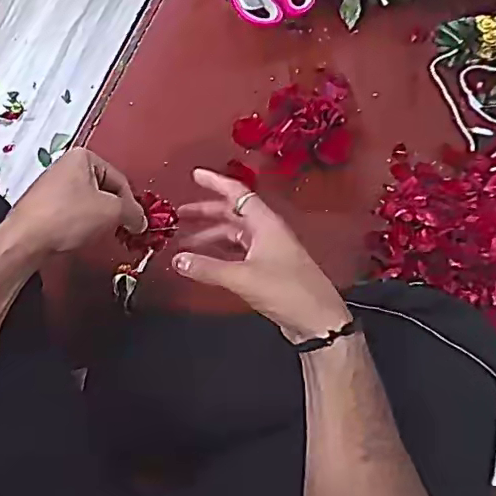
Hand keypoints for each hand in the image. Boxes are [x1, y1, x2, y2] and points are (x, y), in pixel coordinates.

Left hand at [0, 148, 146, 259]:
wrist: (25, 240)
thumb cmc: (66, 217)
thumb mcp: (111, 211)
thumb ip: (132, 212)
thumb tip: (140, 221)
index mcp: (83, 157)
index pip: (120, 180)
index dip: (131, 204)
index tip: (135, 223)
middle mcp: (66, 166)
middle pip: (104, 191)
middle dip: (114, 212)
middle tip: (120, 229)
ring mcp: (52, 186)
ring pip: (89, 203)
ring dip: (98, 220)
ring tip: (96, 234)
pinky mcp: (43, 206)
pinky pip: (72, 213)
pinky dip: (80, 225)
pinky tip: (78, 237)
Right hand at [172, 168, 351, 343]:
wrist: (317, 320)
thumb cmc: (287, 290)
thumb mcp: (242, 277)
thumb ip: (207, 268)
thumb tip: (178, 259)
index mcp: (265, 223)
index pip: (237, 193)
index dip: (215, 182)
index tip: (195, 175)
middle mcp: (267, 231)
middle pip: (232, 213)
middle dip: (206, 212)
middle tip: (180, 215)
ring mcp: (268, 250)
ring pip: (234, 235)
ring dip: (210, 236)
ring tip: (185, 244)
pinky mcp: (268, 268)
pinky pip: (238, 253)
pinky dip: (219, 253)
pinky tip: (204, 262)